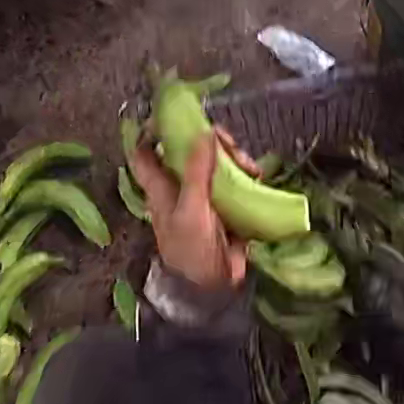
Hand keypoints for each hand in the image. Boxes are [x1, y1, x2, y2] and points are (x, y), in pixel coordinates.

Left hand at [126, 128, 252, 292]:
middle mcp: (181, 186)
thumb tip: (203, 132)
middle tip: (229, 143)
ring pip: (216, 163)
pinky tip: (258, 176)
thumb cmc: (192, 249)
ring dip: (234, 158)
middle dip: (210, 142)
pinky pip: (235, 180)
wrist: (213, 288)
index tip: (169, 115)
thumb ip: (196, 171)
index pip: (145, 153)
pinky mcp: (227, 205)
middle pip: (190, 151)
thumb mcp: (191, 209)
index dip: (150, 132)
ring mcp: (205, 195)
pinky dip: (246, 175)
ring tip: (251, 168)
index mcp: (161, 187)